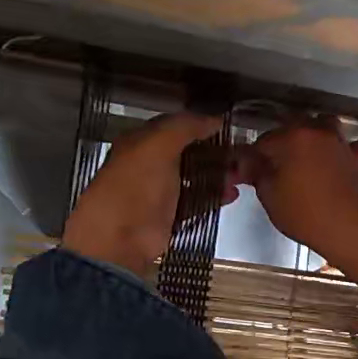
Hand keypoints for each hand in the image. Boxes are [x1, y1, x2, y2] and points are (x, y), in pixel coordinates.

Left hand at [61, 112, 225, 277]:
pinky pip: (195, 203)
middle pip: (186, 154)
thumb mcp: (157, 146)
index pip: (173, 127)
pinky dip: (212, 198)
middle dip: (212, 153)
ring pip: (192, 179)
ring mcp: (159, 193)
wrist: (119, 240)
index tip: (226, 128)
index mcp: (139, 143)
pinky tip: (230, 196)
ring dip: (215, 176)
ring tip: (239, 178)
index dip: (198, 125)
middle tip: (238, 156)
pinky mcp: (169, 217)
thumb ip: (185, 127)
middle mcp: (148, 165)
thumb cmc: (134, 187)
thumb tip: (215, 118)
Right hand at [243, 114, 357, 314]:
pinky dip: (340, 149)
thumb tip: (247, 163)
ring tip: (304, 155)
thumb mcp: (270, 196)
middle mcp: (317, 132)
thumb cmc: (303, 215)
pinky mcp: (357, 158)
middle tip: (274, 167)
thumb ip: (257, 173)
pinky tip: (335, 160)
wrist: (345, 230)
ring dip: (312, 135)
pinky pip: (348, 145)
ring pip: (323, 125)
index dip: (253, 156)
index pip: (263, 141)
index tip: (249, 170)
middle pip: (292, 128)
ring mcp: (340, 143)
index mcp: (292, 138)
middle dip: (280, 144)